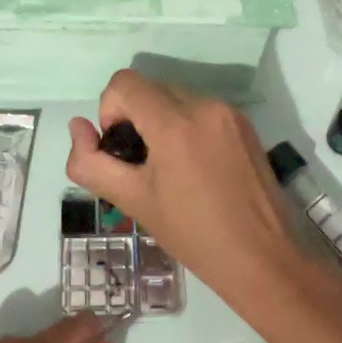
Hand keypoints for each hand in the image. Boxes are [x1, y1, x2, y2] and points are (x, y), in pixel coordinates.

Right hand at [66, 71, 299, 294]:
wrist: (263, 258)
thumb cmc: (194, 235)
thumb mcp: (133, 202)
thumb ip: (92, 163)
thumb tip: (78, 128)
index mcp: (175, 122)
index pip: (124, 83)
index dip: (110, 112)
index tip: (121, 151)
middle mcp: (204, 105)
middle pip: (150, 89)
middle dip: (135, 120)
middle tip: (142, 168)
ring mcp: (229, 112)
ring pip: (176, 99)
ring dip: (161, 124)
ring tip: (171, 172)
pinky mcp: (245, 124)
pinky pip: (201, 111)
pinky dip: (187, 128)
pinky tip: (196, 171)